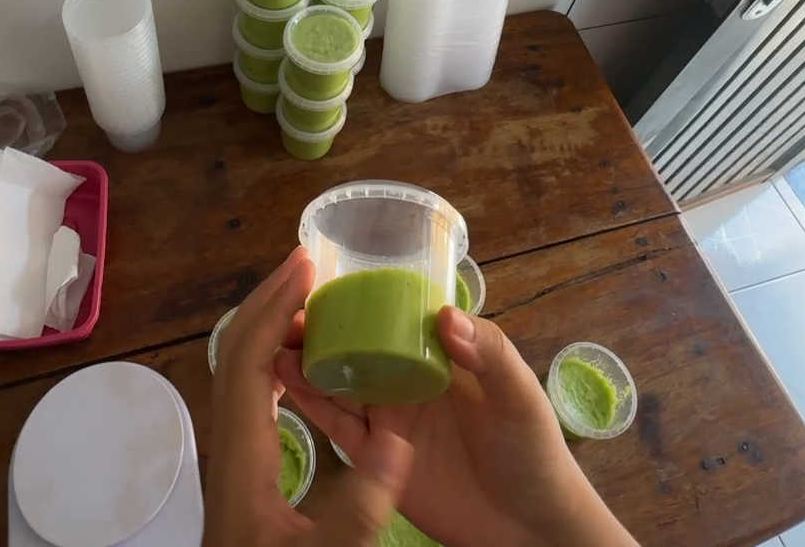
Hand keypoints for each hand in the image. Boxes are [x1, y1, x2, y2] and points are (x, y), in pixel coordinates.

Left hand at [205, 248, 417, 546]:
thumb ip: (361, 504)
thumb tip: (400, 436)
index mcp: (242, 454)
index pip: (250, 357)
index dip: (276, 306)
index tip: (305, 266)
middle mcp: (230, 439)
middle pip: (237, 348)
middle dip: (270, 298)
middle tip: (308, 264)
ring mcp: (235, 449)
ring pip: (243, 366)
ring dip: (273, 322)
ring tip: (313, 298)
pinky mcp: (246, 461)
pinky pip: (255, 387)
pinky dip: (278, 354)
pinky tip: (308, 356)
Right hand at [277, 307, 635, 546]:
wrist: (529, 528)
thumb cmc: (531, 449)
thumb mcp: (518, 394)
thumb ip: (488, 353)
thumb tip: (444, 315)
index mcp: (437, 353)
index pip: (391, 316)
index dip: (358, 298)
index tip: (321, 283)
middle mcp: (405, 377)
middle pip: (356, 345)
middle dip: (321, 327)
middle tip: (283, 312)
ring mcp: (388, 416)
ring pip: (339, 380)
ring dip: (308, 361)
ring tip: (274, 343)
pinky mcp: (376, 456)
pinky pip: (338, 425)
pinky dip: (311, 402)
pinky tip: (285, 382)